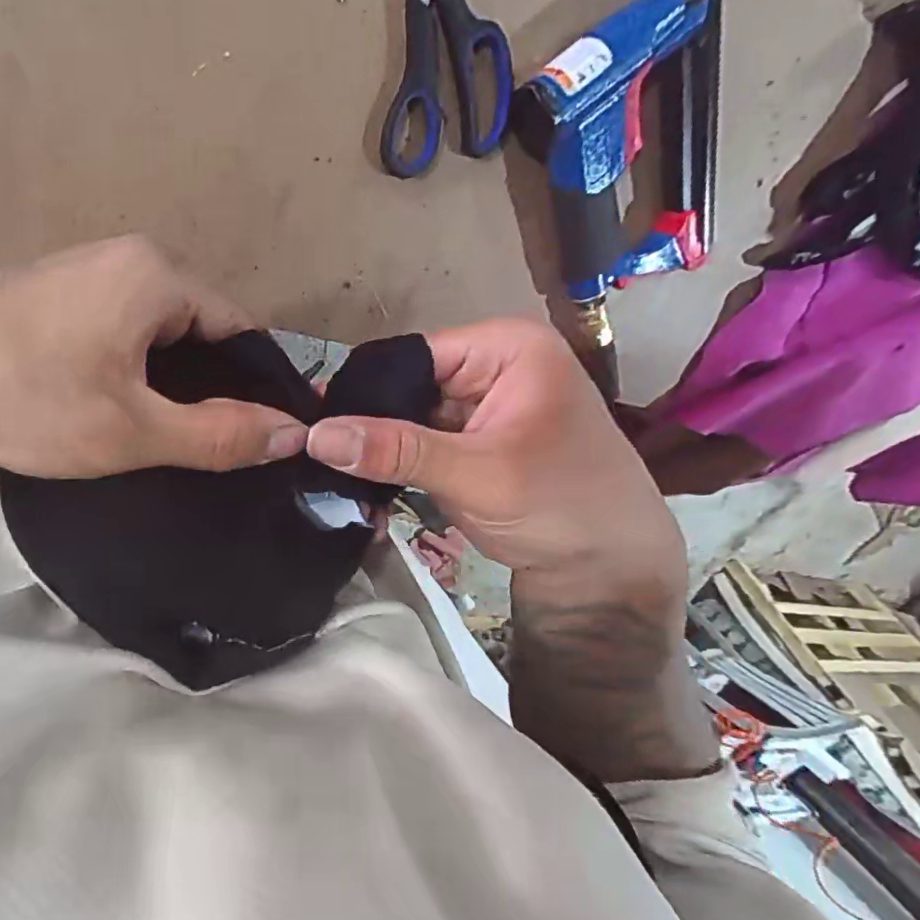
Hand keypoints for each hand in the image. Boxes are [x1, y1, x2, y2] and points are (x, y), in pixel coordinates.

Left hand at [0, 236, 308, 477]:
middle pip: (194, 330)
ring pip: (150, 336)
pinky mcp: (46, 299)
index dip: (253, 387)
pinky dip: (122, 373)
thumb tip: (293, 433)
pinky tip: (106, 411)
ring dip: (160, 385)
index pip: (238, 328)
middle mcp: (120, 257)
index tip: (252, 439)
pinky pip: (111, 334)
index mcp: (154, 273)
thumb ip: (218, 434)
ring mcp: (77, 274)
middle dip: (203, 389)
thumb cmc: (29, 403)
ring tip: (153, 438)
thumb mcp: (133, 431)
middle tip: (199, 450)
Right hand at [305, 319, 683, 593]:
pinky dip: (392, 466)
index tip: (313, 426)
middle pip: (403, 386)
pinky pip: (416, 444)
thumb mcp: (472, 473)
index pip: (409, 356)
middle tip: (316, 455)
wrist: (605, 570)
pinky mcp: (469, 442)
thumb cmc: (559, 506)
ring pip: (405, 418)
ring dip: (377, 449)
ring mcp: (478, 408)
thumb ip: (394, 450)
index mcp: (505, 349)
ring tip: (332, 472)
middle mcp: (490, 367)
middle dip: (366, 424)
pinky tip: (362, 484)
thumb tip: (316, 435)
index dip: (361, 389)